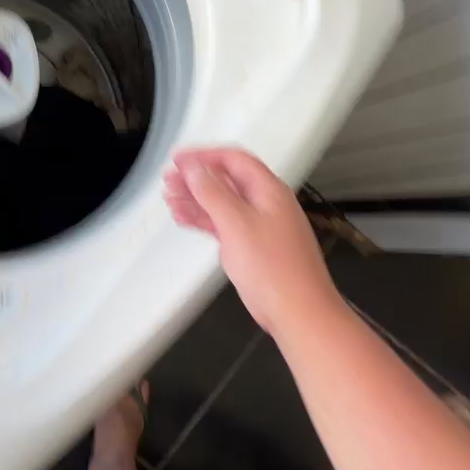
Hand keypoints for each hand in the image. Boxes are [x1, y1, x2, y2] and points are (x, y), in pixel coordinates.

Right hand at [164, 148, 340, 333]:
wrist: (299, 313)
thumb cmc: (276, 271)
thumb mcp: (237, 224)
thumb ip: (213, 193)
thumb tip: (195, 169)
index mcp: (269, 191)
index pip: (233, 160)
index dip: (204, 156)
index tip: (178, 160)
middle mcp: (267, 204)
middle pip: (227, 180)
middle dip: (196, 178)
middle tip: (170, 179)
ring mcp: (261, 226)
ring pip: (224, 203)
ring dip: (196, 199)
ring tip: (171, 198)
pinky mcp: (254, 247)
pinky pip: (225, 224)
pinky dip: (204, 219)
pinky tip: (186, 219)